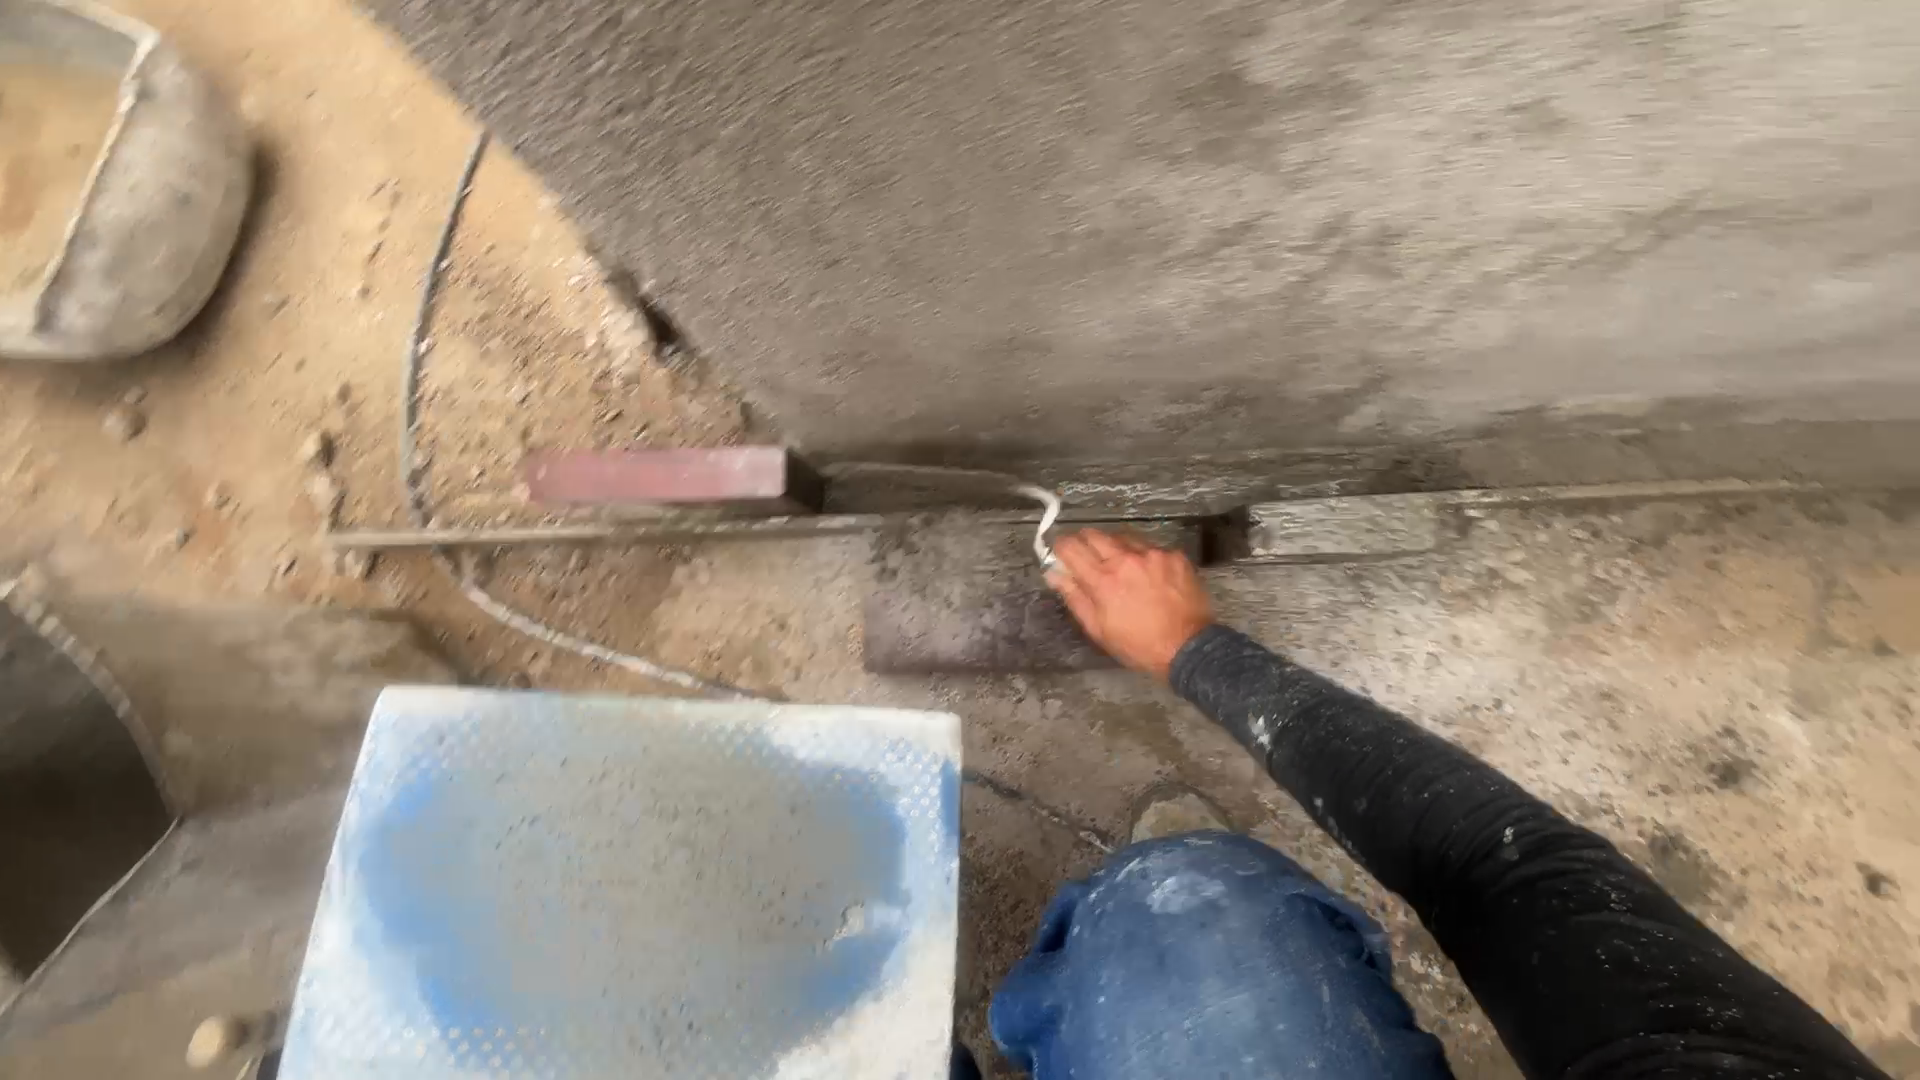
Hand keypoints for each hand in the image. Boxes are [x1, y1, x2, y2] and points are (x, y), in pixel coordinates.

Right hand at [1047, 529, 1213, 680]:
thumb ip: (1074, 597)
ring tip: (1120, 567)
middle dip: (1085, 543)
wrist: (1189, 647)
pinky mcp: (1174, 555)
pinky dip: (1142, 556)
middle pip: (1094, 534)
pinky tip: (1148, 574)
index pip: (1070, 547)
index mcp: (1103, 581)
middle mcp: (1126, 560)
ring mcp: (1153, 554)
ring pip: (1122, 536)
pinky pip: (1150, 546)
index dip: (1060, 547)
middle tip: (1088, 559)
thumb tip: (1054, 574)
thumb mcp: (1098, 629)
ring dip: (1114, 548)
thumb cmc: (1138, 645)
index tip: (1061, 553)